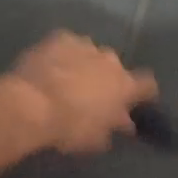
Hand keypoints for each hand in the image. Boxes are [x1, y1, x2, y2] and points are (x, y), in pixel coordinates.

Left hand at [6, 31, 158, 154]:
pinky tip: (51, 66)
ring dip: (85, 64)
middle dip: (107, 78)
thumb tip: (124, 123)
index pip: (148, 84)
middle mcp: (110, 61)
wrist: (30, 105)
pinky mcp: (60, 37)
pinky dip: (63, 54)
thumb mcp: (95, 139)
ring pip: (91, 53)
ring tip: (67, 80)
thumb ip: (113, 127)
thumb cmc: (68, 127)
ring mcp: (85, 45)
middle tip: (92, 94)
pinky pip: (68, 45)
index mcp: (125, 86)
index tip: (136, 101)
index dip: (144, 92)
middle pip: (115, 67)